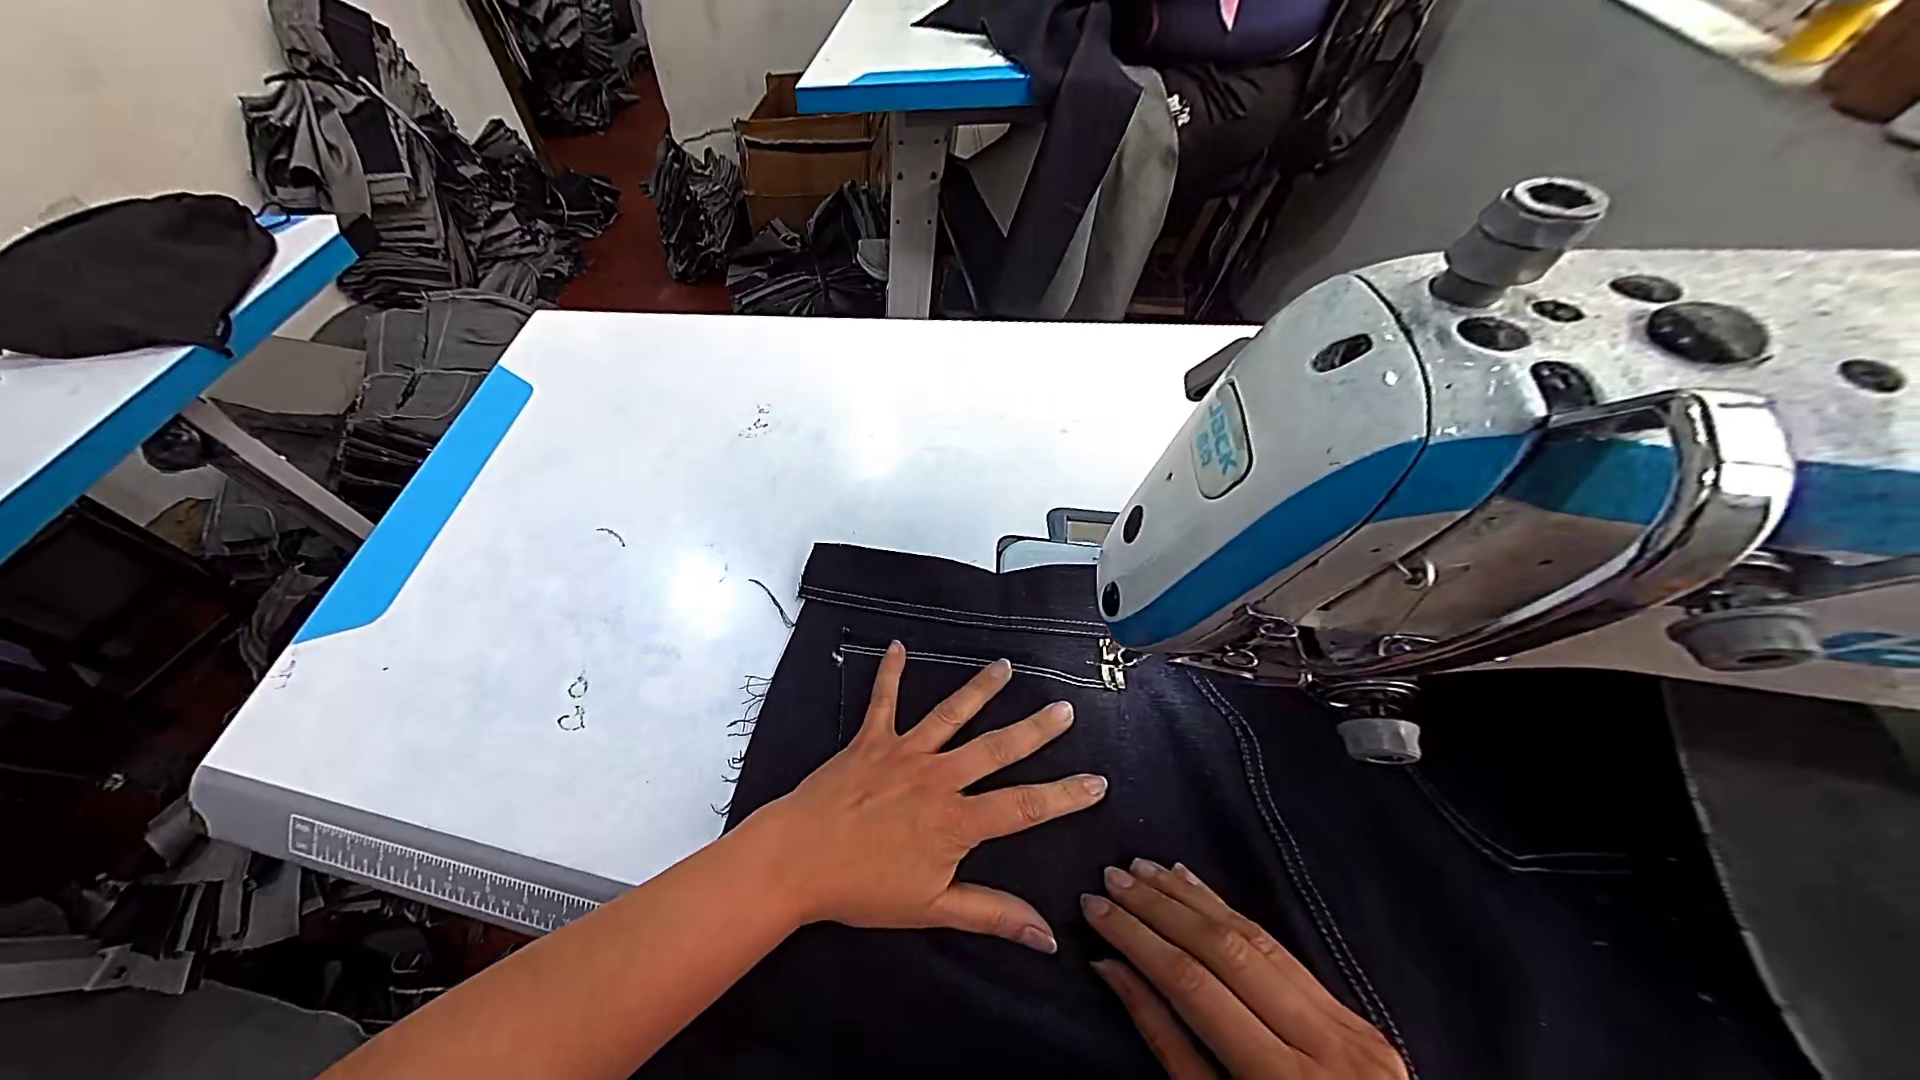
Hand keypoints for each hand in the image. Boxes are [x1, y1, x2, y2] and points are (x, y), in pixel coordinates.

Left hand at [742, 642, 1107, 953]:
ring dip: (980, 689)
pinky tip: (899, 646)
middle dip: (1035, 729)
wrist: (797, 860)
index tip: (1096, 781)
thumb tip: (1045, 936)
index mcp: (956, 820)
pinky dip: (890, 672)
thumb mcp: (931, 908)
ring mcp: (904, 753)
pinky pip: (884, 700)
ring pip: (951, 714)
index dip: (1065, 795)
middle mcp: (937, 777)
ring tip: (1005, 668)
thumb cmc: (861, 888)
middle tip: (1063, 708)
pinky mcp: (871, 740)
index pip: (1025, 806)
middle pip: (997, 748)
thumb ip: (991, 914)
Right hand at [1083, 860, 1406, 1079]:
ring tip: (1143, 868)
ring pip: (1253, 936)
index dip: (1137, 939)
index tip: (1095, 906)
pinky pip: (1280, 948)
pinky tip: (1195, 885)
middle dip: (1158, 907)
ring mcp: (1348, 1025)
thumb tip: (1111, 966)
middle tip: (1112, 876)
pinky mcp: (1355, 1014)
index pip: (1192, 985)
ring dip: (1189, 897)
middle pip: (1222, 949)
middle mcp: (1324, 1043)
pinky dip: (1230, 912)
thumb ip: (1165, 1041)